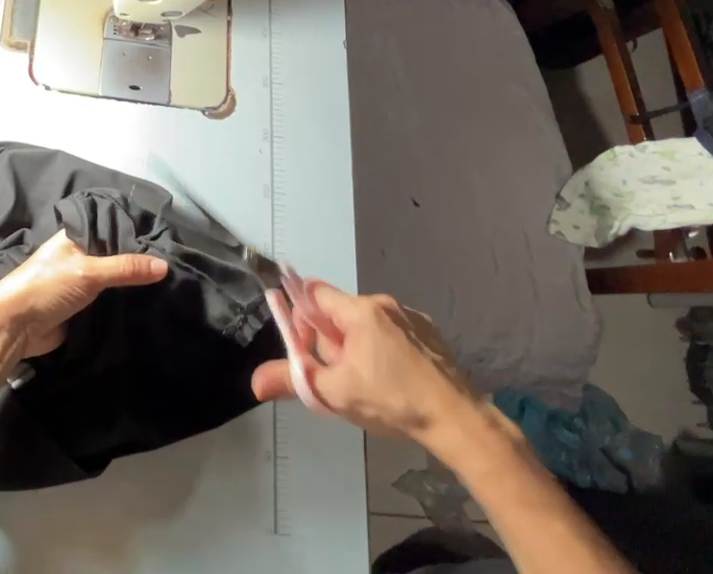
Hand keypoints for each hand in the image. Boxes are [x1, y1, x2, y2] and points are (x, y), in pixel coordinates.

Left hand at [0, 229, 169, 358]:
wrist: (15, 327)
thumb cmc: (46, 286)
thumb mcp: (88, 271)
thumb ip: (125, 268)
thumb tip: (165, 265)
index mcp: (76, 235)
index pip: (112, 225)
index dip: (137, 230)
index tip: (169, 235)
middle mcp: (81, 253)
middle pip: (117, 253)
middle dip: (140, 259)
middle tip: (176, 260)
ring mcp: (83, 280)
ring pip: (116, 278)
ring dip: (136, 282)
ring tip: (173, 281)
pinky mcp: (85, 306)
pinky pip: (112, 299)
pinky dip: (128, 301)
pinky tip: (153, 300)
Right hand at [252, 284, 476, 443]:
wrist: (457, 420)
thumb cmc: (391, 400)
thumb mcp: (335, 393)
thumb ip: (294, 380)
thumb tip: (255, 382)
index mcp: (359, 311)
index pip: (314, 293)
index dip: (302, 316)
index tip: (306, 346)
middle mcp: (384, 304)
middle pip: (340, 314)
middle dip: (332, 341)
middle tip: (339, 375)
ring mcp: (411, 317)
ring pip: (368, 325)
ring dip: (359, 346)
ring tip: (369, 383)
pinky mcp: (431, 333)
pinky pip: (394, 333)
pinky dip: (386, 350)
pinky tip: (395, 380)